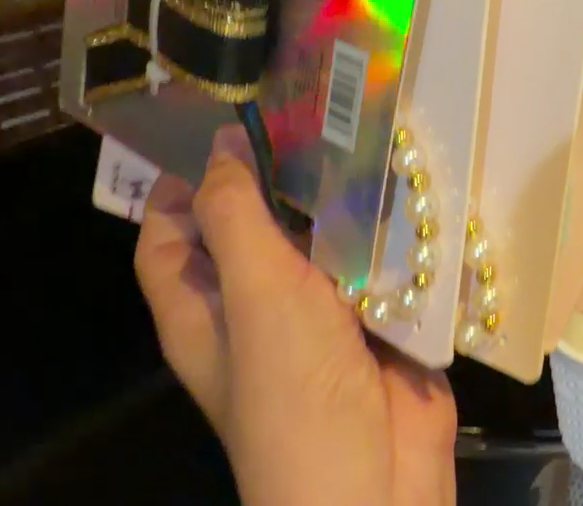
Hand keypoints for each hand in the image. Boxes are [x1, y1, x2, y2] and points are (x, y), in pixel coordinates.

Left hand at [134, 128, 455, 505]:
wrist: (372, 472)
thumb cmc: (293, 387)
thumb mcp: (256, 295)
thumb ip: (237, 219)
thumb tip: (222, 144)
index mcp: (205, 310)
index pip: (170, 238)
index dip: (182, 185)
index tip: (223, 124)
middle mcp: (257, 308)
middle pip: (253, 230)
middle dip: (277, 178)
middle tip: (316, 112)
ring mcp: (321, 314)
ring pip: (321, 241)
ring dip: (341, 198)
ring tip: (369, 134)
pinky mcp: (376, 317)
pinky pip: (376, 262)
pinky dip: (388, 228)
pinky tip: (412, 187)